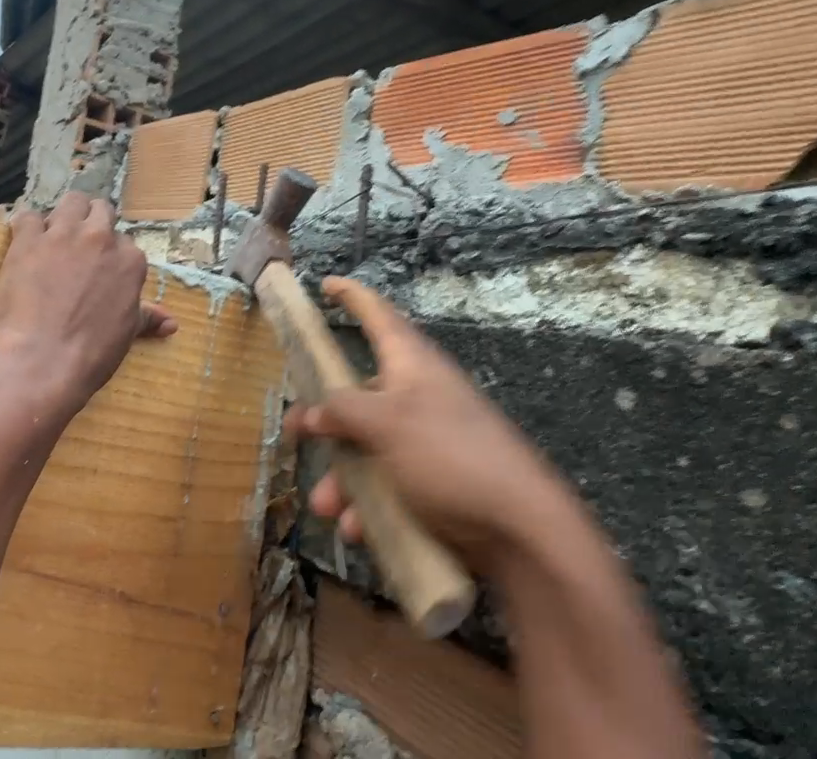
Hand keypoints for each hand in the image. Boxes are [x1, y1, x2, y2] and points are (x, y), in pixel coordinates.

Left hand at [0, 192, 175, 410]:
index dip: (110, 255)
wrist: (43, 358)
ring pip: (70, 202)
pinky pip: (27, 216)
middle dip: (91, 223)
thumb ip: (146, 318)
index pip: (124, 242)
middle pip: (100, 211)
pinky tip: (23, 243)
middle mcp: (100, 238)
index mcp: (130, 260)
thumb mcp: (127, 333)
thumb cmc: (92, 352)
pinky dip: (26, 226)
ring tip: (52, 235)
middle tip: (77, 245)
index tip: (98, 270)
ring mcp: (63, 234)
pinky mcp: (28, 238)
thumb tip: (170, 323)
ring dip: (63, 214)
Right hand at [285, 276, 567, 573]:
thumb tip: (313, 411)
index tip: (326, 284)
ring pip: (367, 450)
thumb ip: (342, 409)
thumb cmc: (451, 456)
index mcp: (413, 367)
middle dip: (326, 423)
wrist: (522, 530)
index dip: (352, 298)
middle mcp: (419, 398)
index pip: (379, 317)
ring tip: (327, 508)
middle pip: (359, 396)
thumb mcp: (386, 422)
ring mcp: (427, 443)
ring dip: (342, 479)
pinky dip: (369, 507)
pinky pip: (387, 488)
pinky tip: (360, 531)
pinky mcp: (435, 485)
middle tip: (295, 435)